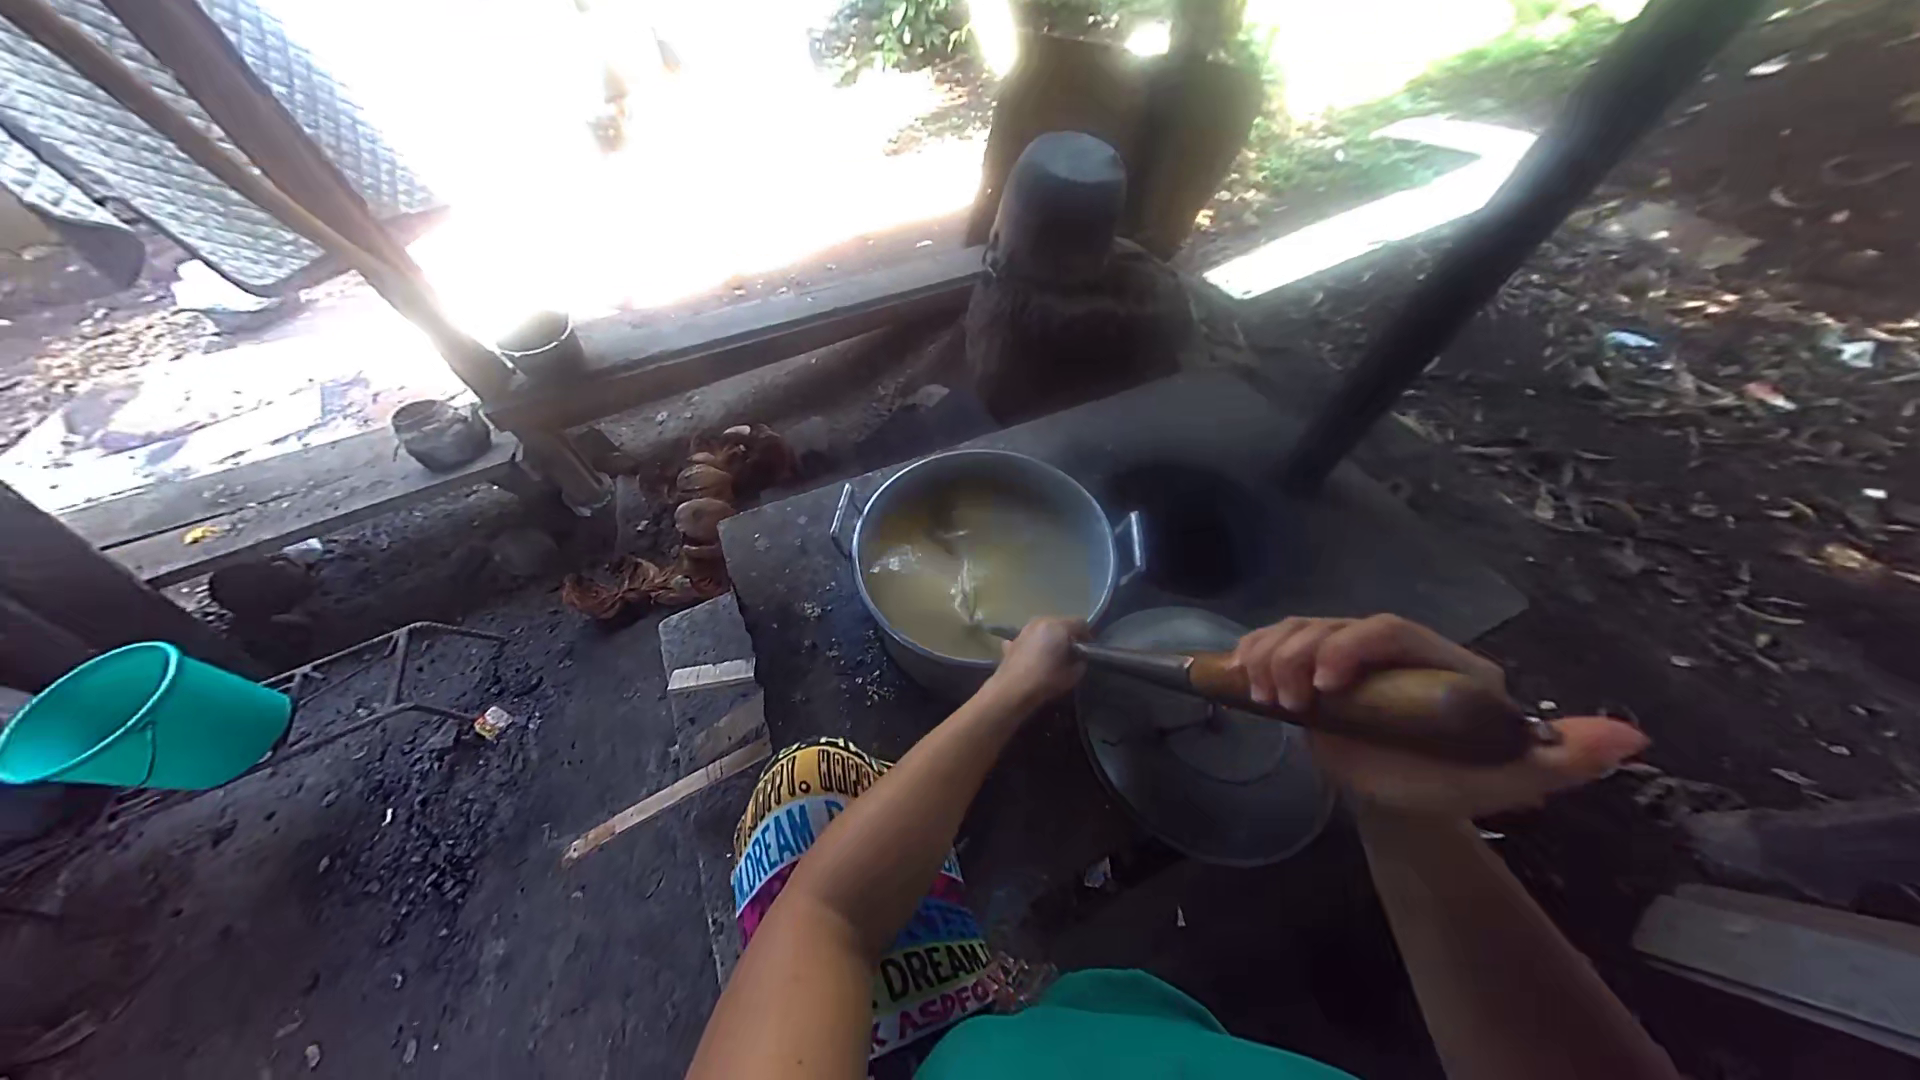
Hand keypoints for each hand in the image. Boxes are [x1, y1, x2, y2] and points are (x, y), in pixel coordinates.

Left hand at [986, 617, 1086, 708]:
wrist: (1012, 689)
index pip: (1080, 622)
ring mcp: (1024, 629)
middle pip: (1060, 623)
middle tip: (1071, 651)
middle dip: (1068, 634)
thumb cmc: (1046, 680)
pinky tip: (1033, 656)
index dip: (1087, 635)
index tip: (1088, 648)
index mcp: (1058, 627)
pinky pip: (1028, 638)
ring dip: (1050, 637)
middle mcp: (1040, 622)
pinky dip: (1033, 643)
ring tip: (1052, 653)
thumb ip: (1080, 662)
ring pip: (1043, 628)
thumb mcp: (1073, 675)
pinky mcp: (1013, 640)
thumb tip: (1079, 658)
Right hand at [1230, 615, 1648, 818]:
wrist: (1394, 793)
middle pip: (1332, 624)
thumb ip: (1563, 760)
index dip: (1350, 647)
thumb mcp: (1500, 782)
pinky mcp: (1309, 658)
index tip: (1326, 689)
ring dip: (1270, 655)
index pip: (1390, 629)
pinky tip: (1241, 672)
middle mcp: (1390, 646)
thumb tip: (1632, 739)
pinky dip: (1252, 650)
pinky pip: (1273, 637)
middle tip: (1286, 703)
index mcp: (1439, 661)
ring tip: (1265, 697)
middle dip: (1297, 656)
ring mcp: (1344, 649)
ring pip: (1297, 626)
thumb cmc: (1442, 786)